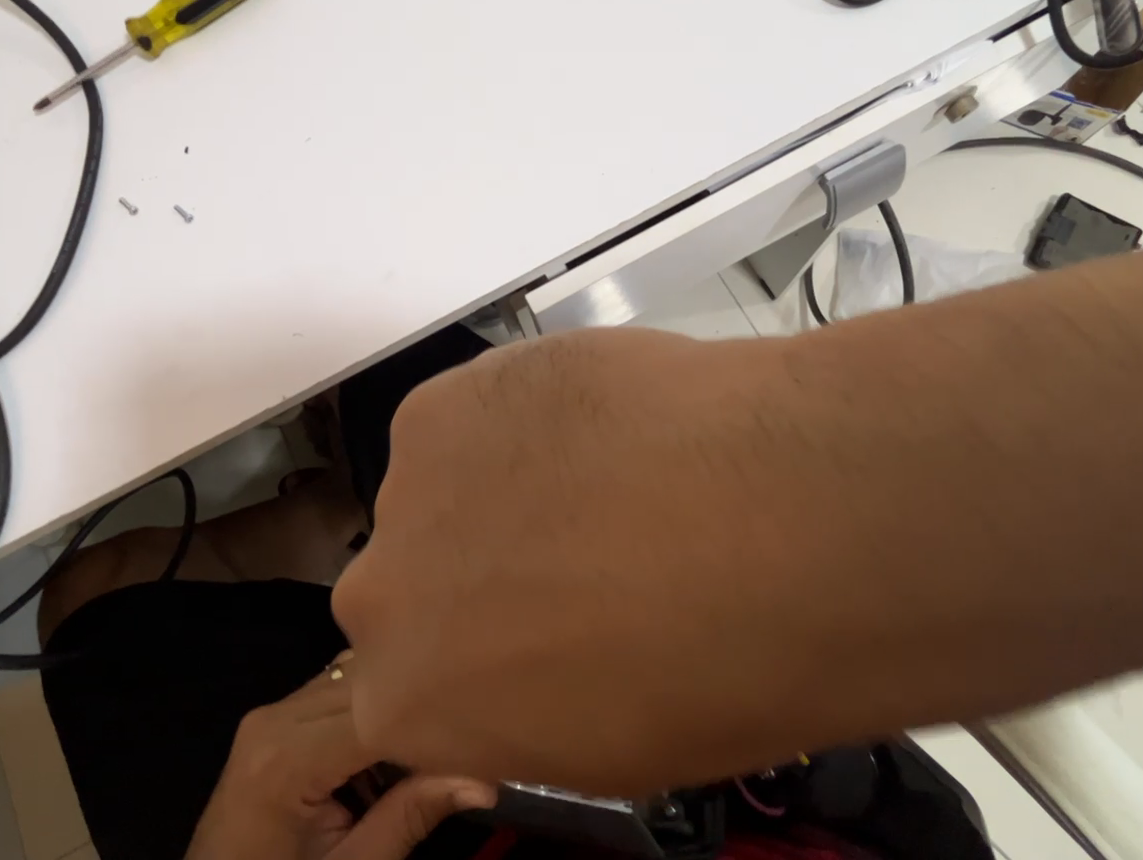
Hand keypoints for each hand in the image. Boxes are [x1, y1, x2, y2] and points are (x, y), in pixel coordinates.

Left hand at [186, 654, 496, 859]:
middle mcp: (272, 720)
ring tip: (434, 733)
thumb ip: (410, 817)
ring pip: (349, 681)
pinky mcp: (269, 725)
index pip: (375, 713)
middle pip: (362, 686)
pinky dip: (366, 712)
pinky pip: (331, 695)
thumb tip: (485, 781)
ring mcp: (267, 717)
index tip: (475, 727)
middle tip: (465, 724)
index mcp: (285, 759)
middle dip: (412, 705)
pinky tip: (391, 746)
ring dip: (390, 705)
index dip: (427, 719)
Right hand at [333, 328, 824, 795]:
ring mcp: (406, 487)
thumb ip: (521, 702)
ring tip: (599, 470)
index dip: (475, 648)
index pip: (409, 681)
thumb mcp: (606, 743)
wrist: (765, 524)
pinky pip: (475, 412)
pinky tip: (597, 421)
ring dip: (500, 480)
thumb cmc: (707, 670)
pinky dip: (526, 416)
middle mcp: (377, 598)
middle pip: (409, 574)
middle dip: (467, 565)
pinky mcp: (443, 399)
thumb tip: (532, 653)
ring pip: (441, 482)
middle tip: (562, 545)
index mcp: (408, 708)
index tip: (530, 626)